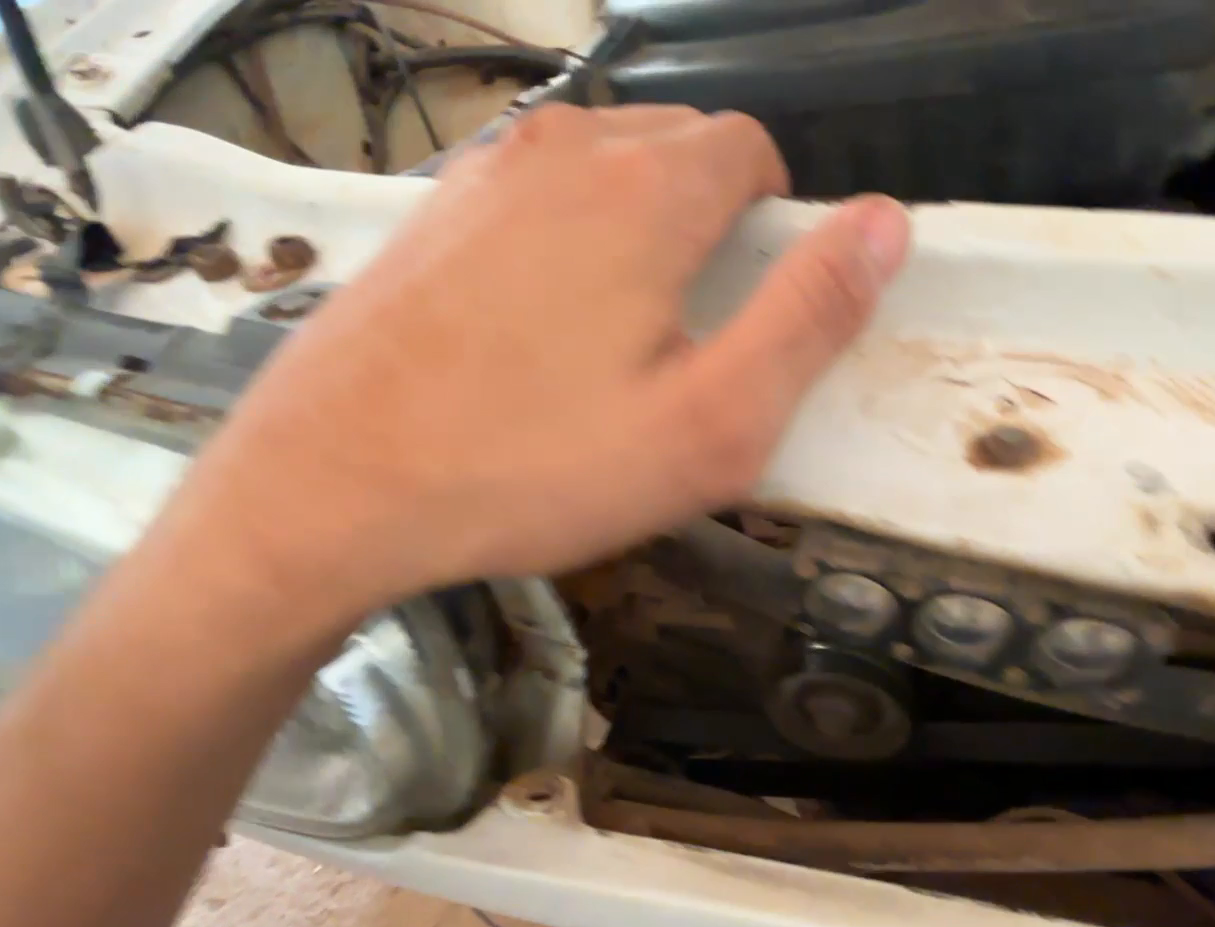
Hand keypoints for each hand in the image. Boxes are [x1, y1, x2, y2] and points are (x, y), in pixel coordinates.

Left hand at [180, 104, 910, 616]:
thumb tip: (885, 224)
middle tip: (691, 336)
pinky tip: (535, 328)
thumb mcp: (709, 422)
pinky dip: (565, 239)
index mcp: (647, 189)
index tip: (754, 306)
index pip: (751, 150)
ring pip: (603, 168)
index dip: (775, 222)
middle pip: (678, 150)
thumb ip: (809, 318)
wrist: (329, 489)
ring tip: (617, 334)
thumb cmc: (536, 467)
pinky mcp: (428, 213)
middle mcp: (564, 149)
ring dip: (638, 228)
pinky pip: (532, 199)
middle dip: (711, 222)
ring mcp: (482, 174)